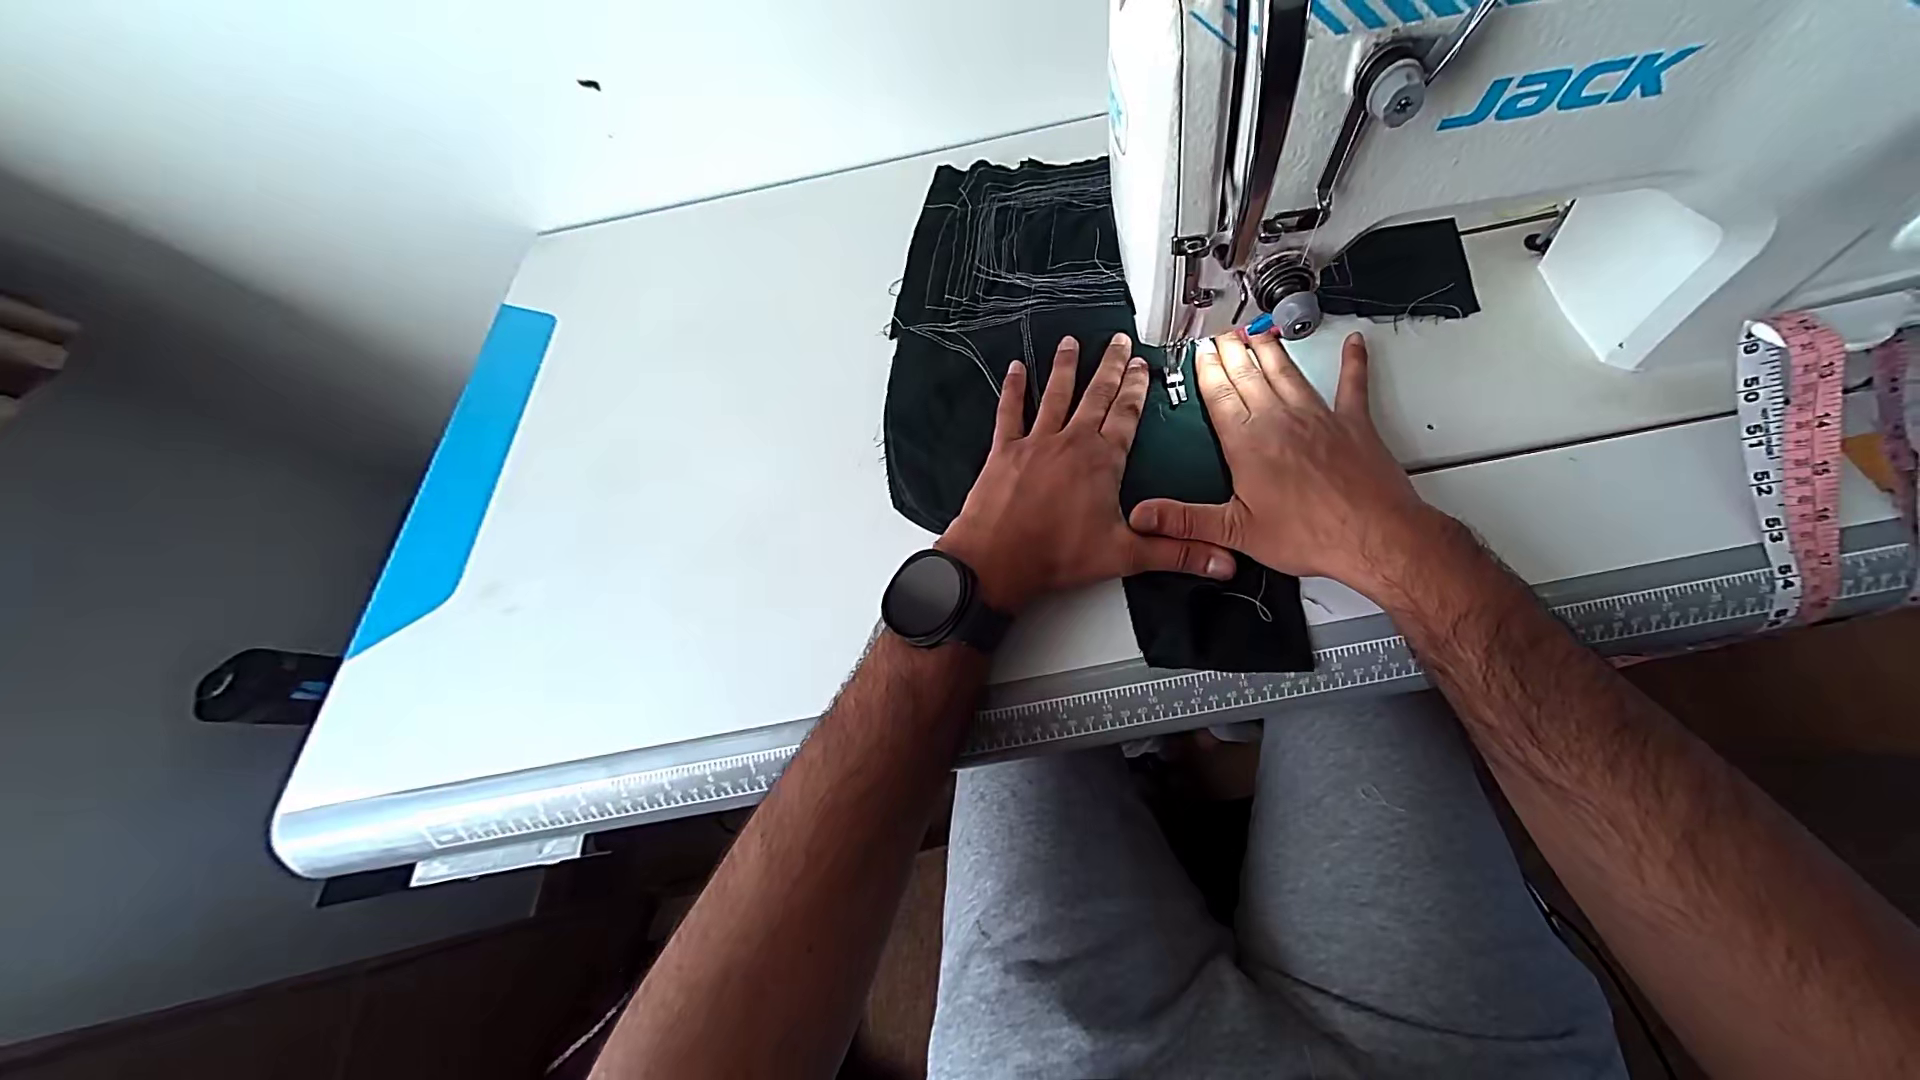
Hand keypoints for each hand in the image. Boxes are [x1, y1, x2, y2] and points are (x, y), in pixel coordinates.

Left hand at [936, 334, 1236, 611]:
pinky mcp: (1004, 451)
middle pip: (1096, 396)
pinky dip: (1013, 389)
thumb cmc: (1056, 556)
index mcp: (1103, 461)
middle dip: (1111, 367)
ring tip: (1072, 343)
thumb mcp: (1124, 556)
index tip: (1142, 367)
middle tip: (1118, 342)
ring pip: (1056, 395)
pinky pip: (1010, 411)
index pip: (1127, 415)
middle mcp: (1071, 442)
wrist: (998, 560)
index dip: (1137, 389)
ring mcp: (1035, 443)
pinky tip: (1016, 369)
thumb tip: (1221, 561)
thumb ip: (1175, 552)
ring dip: (1066, 367)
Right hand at [1128, 330, 1451, 601]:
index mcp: (1249, 443)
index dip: (1207, 371)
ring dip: (1271, 351)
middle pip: (1250, 376)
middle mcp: (1282, 422)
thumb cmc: (1312, 534)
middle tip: (1222, 335)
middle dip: (1233, 352)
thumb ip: (1184, 520)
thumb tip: (1144, 516)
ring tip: (1258, 332)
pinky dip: (1352, 362)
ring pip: (1288, 373)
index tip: (1200, 352)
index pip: (1220, 395)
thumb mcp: (1234, 532)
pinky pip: (1352, 384)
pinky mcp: (1353, 425)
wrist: (1375, 538)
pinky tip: (1352, 346)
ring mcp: (1319, 418)